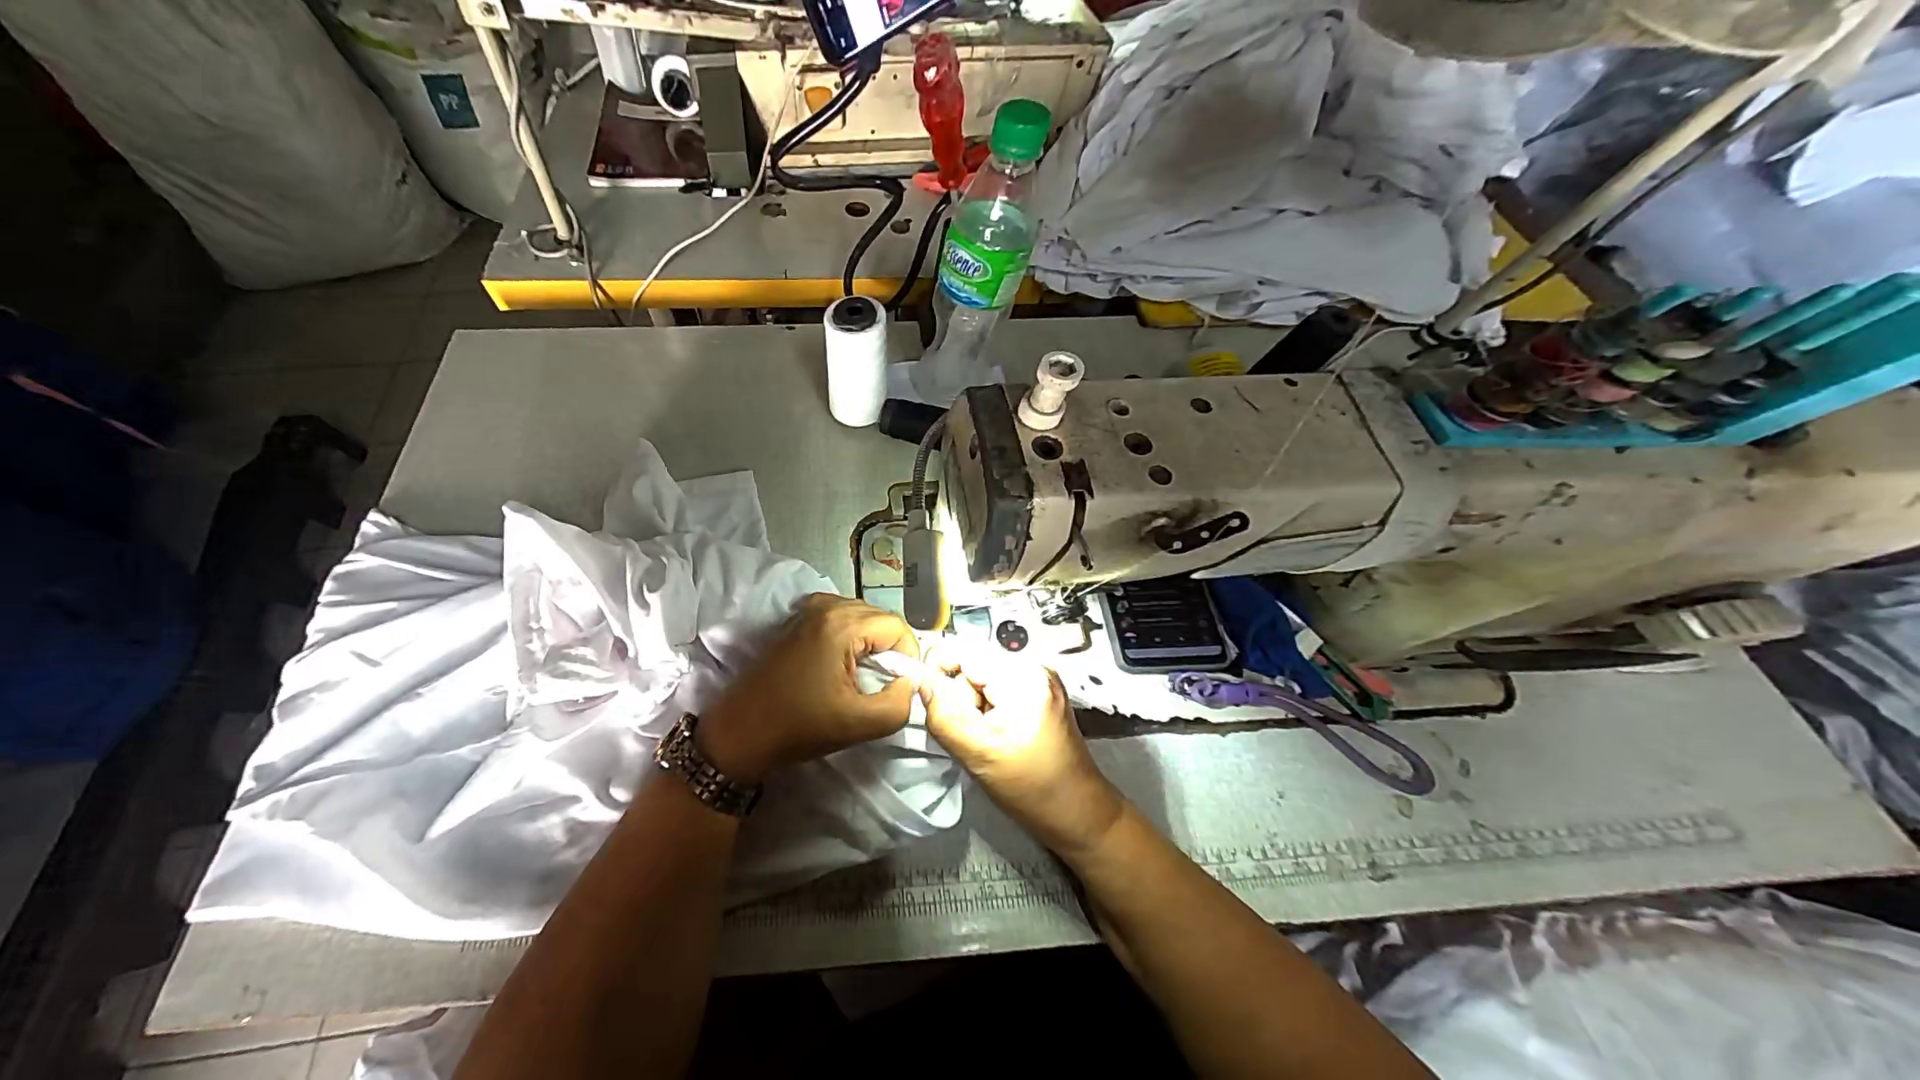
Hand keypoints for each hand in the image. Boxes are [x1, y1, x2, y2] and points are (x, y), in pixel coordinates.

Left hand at [700, 594, 919, 783]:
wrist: (739, 734)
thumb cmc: (798, 728)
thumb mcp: (858, 724)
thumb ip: (899, 704)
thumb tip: (909, 683)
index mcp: (840, 625)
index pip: (898, 628)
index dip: (907, 658)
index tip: (896, 687)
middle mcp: (825, 606)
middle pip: (880, 618)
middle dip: (889, 650)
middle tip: (880, 684)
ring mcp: (807, 610)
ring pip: (862, 617)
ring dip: (870, 644)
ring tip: (861, 676)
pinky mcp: (796, 621)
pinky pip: (840, 618)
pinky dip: (850, 637)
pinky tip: (842, 662)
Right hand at [918, 644, 1125, 857]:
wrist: (1077, 811)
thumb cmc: (1030, 788)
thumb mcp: (977, 753)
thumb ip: (944, 714)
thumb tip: (921, 680)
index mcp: (1022, 675)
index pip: (963, 650)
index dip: (939, 671)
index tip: (933, 706)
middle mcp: (1033, 667)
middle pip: (972, 663)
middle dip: (961, 696)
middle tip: (972, 734)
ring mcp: (1038, 679)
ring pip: (981, 678)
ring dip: (973, 706)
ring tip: (987, 739)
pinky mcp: (1038, 693)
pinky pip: (996, 689)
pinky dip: (987, 710)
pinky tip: (998, 736)